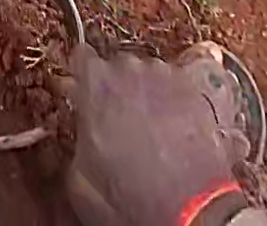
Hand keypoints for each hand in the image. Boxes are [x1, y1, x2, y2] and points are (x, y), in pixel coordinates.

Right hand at [65, 42, 250, 225]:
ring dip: (143, 92)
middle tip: (118, 120)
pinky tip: (172, 129)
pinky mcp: (190, 86)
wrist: (192, 212)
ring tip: (150, 129)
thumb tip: (80, 128)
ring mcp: (161, 72)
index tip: (84, 90)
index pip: (80, 56)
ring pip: (145, 73)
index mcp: (95, 82)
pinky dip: (170, 100)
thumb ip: (73, 138)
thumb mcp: (80, 179)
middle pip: (114, 65)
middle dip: (115, 88)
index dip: (82, 75)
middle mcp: (127, 67)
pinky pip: (172, 84)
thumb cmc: (132, 198)